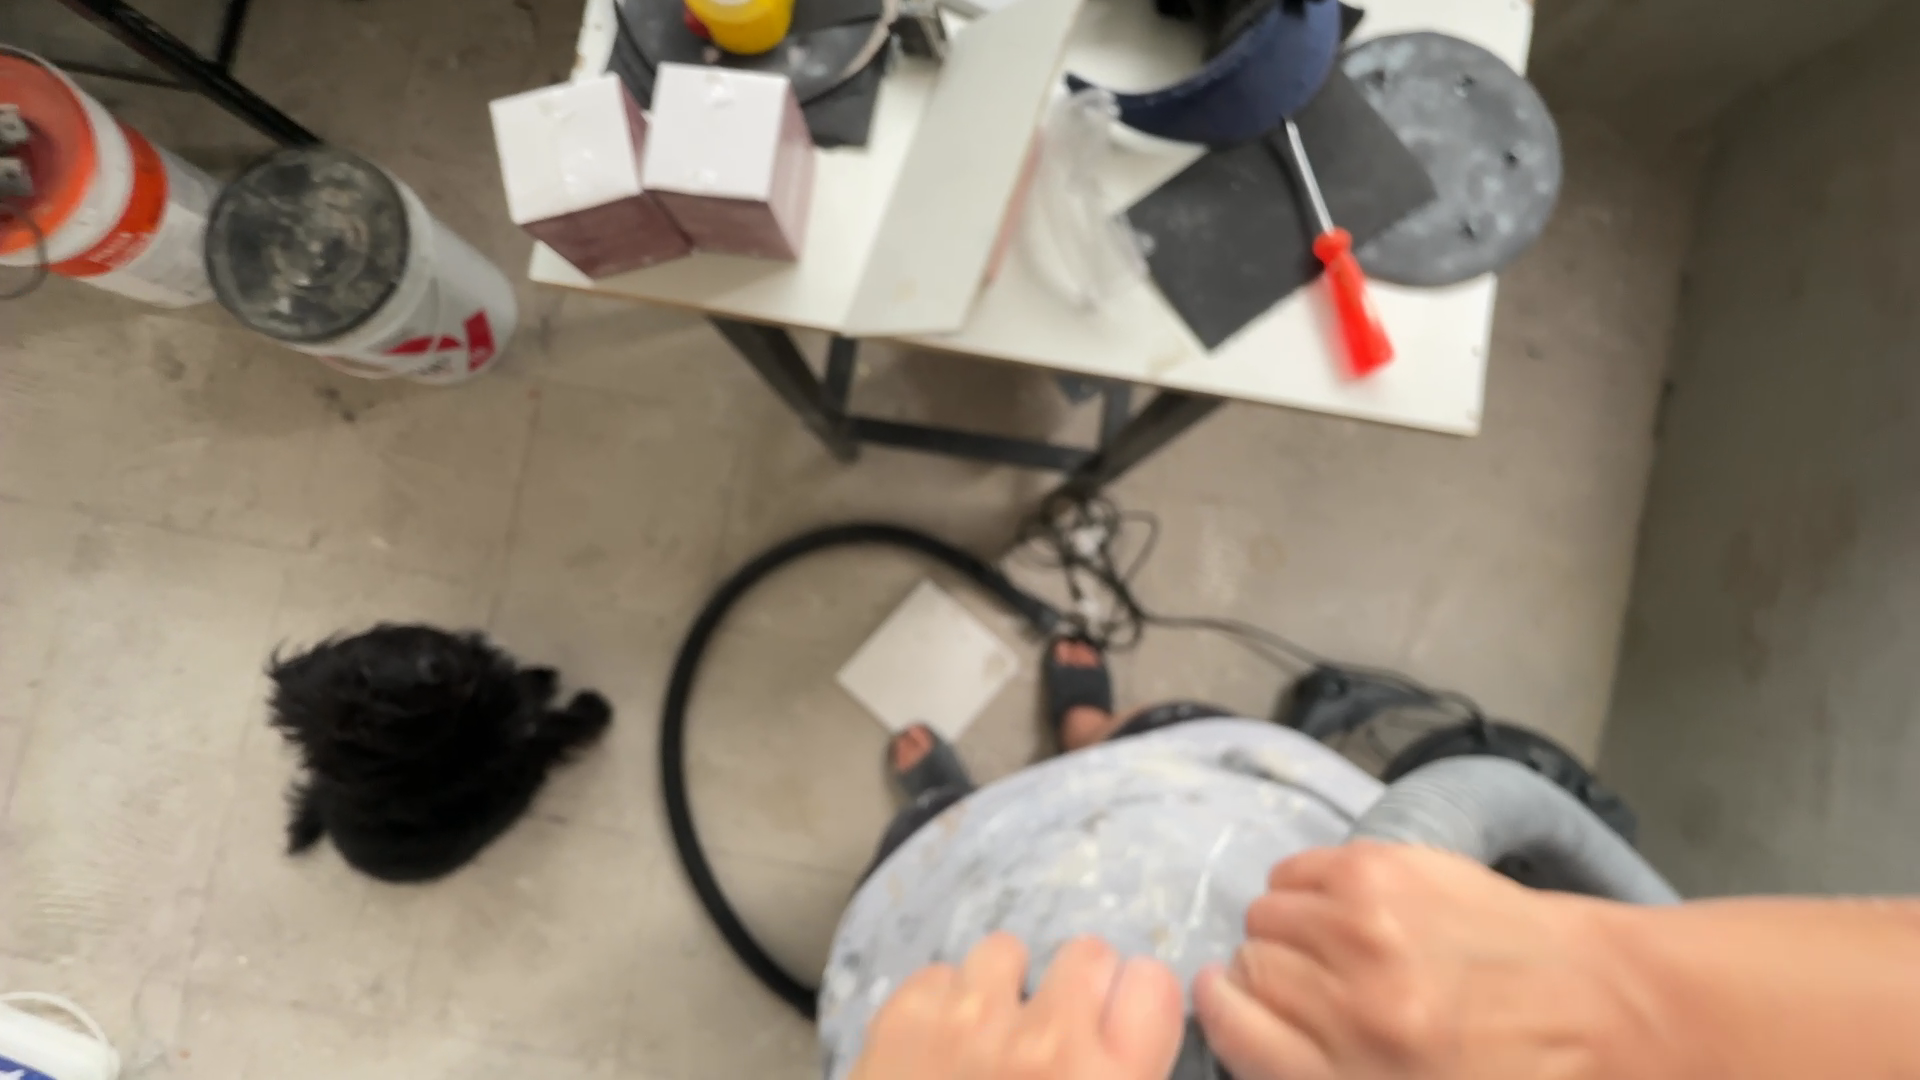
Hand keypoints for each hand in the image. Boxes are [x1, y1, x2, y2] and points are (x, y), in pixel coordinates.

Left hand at [850, 934, 1184, 1079]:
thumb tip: (1127, 1065)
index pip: (1151, 984)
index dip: (1136, 1005)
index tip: (1117, 1028)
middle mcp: (1046, 1040)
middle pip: (1085, 952)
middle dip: (1076, 989)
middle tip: (1055, 1036)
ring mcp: (967, 1018)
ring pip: (1005, 950)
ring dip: (1002, 991)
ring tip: (986, 1045)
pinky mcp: (904, 1017)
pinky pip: (939, 975)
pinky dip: (941, 1008)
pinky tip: (933, 1057)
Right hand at [1195, 843, 1636, 1079]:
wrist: (1611, 1011)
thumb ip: (1317, 1069)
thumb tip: (1233, 1012)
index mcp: (1364, 1077)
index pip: (1230, 1024)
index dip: (1225, 1012)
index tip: (1237, 1004)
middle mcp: (1356, 1001)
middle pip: (1248, 965)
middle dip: (1272, 980)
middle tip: (1319, 990)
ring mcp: (1364, 924)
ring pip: (1264, 913)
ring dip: (1291, 933)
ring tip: (1340, 949)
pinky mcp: (1376, 865)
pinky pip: (1291, 871)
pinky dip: (1306, 892)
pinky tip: (1351, 912)